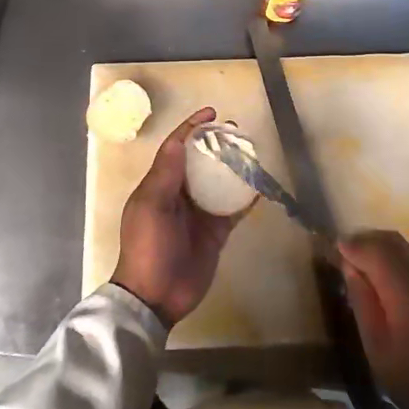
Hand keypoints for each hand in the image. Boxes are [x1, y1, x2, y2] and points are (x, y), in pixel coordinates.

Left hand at [112, 108, 240, 326]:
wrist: (156, 296)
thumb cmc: (148, 247)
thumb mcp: (151, 207)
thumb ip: (166, 174)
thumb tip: (178, 140)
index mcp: (158, 185)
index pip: (175, 148)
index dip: (191, 127)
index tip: (211, 112)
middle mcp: (179, 195)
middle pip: (199, 161)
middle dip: (216, 143)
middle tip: (237, 131)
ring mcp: (198, 213)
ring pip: (218, 182)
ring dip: (232, 166)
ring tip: (251, 151)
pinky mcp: (215, 232)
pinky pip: (233, 208)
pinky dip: (245, 197)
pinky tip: (260, 184)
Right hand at [337, 229, 408, 408]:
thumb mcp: (375, 345)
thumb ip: (362, 301)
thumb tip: (350, 266)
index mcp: (407, 295)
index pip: (378, 251)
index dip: (353, 245)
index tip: (331, 248)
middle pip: (394, 242)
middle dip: (365, 240)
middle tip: (340, 254)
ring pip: (405, 250)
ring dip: (378, 249)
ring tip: (355, 266)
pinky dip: (392, 261)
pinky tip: (378, 282)